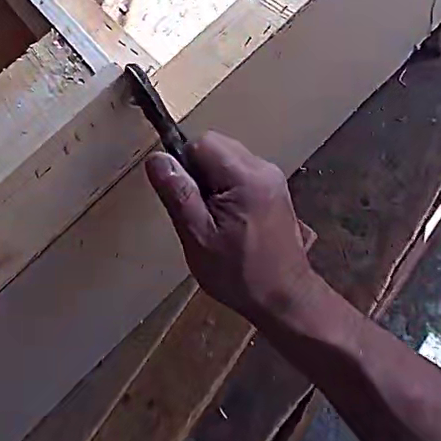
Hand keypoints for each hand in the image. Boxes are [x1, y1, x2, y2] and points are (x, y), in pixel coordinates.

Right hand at [145, 131, 325, 325]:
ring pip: (227, 158)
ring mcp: (272, 177)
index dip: (184, 164)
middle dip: (198, 171)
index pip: (202, 142)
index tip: (184, 198)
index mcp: (246, 176)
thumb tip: (156, 157)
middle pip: (217, 146)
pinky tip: (228, 220)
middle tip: (197, 212)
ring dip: (212, 180)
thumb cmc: (239, 274)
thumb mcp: (198, 237)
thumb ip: (177, 193)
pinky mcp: (275, 188)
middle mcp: (263, 168)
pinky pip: (241, 172)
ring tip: (213, 219)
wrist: (285, 299)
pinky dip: (227, 187)